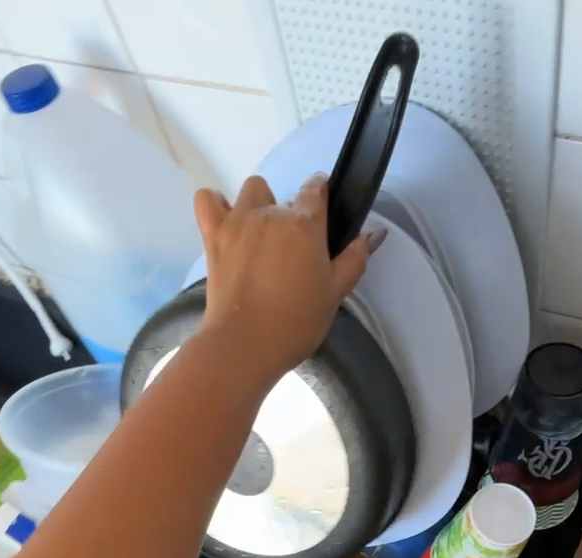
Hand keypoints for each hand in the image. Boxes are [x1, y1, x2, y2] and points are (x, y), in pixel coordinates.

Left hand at [192, 174, 381, 382]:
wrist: (245, 345)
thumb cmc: (297, 323)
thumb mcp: (335, 294)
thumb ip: (354, 260)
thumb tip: (373, 233)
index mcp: (305, 225)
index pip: (316, 189)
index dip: (321, 195)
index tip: (323, 215)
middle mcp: (271, 213)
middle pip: (285, 197)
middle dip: (291, 217)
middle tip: (293, 254)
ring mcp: (238, 221)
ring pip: (251, 190)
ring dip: (258, 205)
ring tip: (261, 237)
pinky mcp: (212, 235)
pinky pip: (208, 200)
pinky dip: (216, 204)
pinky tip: (226, 223)